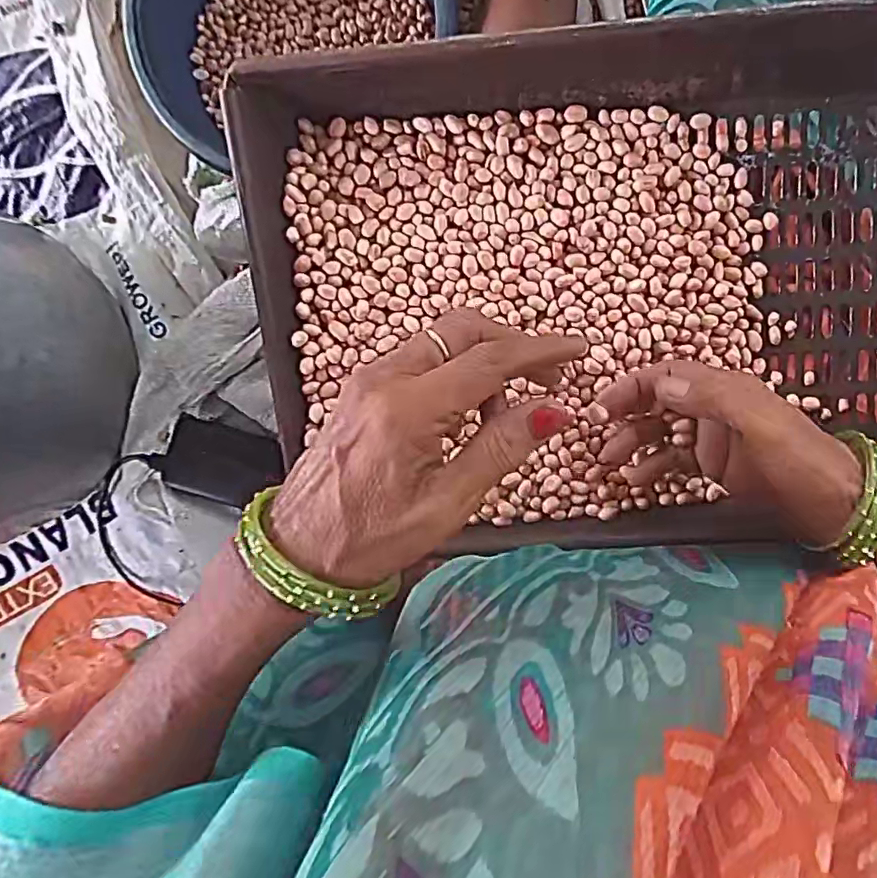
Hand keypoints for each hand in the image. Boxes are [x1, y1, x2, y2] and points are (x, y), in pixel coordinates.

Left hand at [267, 310, 588, 586]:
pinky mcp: (364, 387)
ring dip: (485, 359)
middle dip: (514, 345)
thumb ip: (500, 448)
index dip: (540, 351)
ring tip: (505, 413)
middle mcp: (384, 379)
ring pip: (442, 340)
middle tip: (548, 378)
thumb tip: (552, 410)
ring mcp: (369, 378)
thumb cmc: (371, 538)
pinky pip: (422, 359)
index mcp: (406, 410)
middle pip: (464, 330)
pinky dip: (457, 370)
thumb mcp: (447, 503)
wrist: (299, 547)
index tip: (577, 351)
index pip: (489, 360)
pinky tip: (469, 411)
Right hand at [591, 360, 864, 546]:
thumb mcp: (764, 425)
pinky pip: (674, 460)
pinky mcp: (716, 466)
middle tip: (598, 442)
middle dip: (624, 418)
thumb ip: (715, 398)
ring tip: (610, 464)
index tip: (600, 410)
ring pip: (660, 433)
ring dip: (633, 444)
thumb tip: (662, 382)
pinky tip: (636, 481)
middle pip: (657, 403)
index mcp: (724, 389)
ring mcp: (714, 438)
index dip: (629, 388)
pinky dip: (652, 467)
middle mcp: (714, 408)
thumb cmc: (805, 462)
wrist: (840, 507)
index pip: (665, 376)